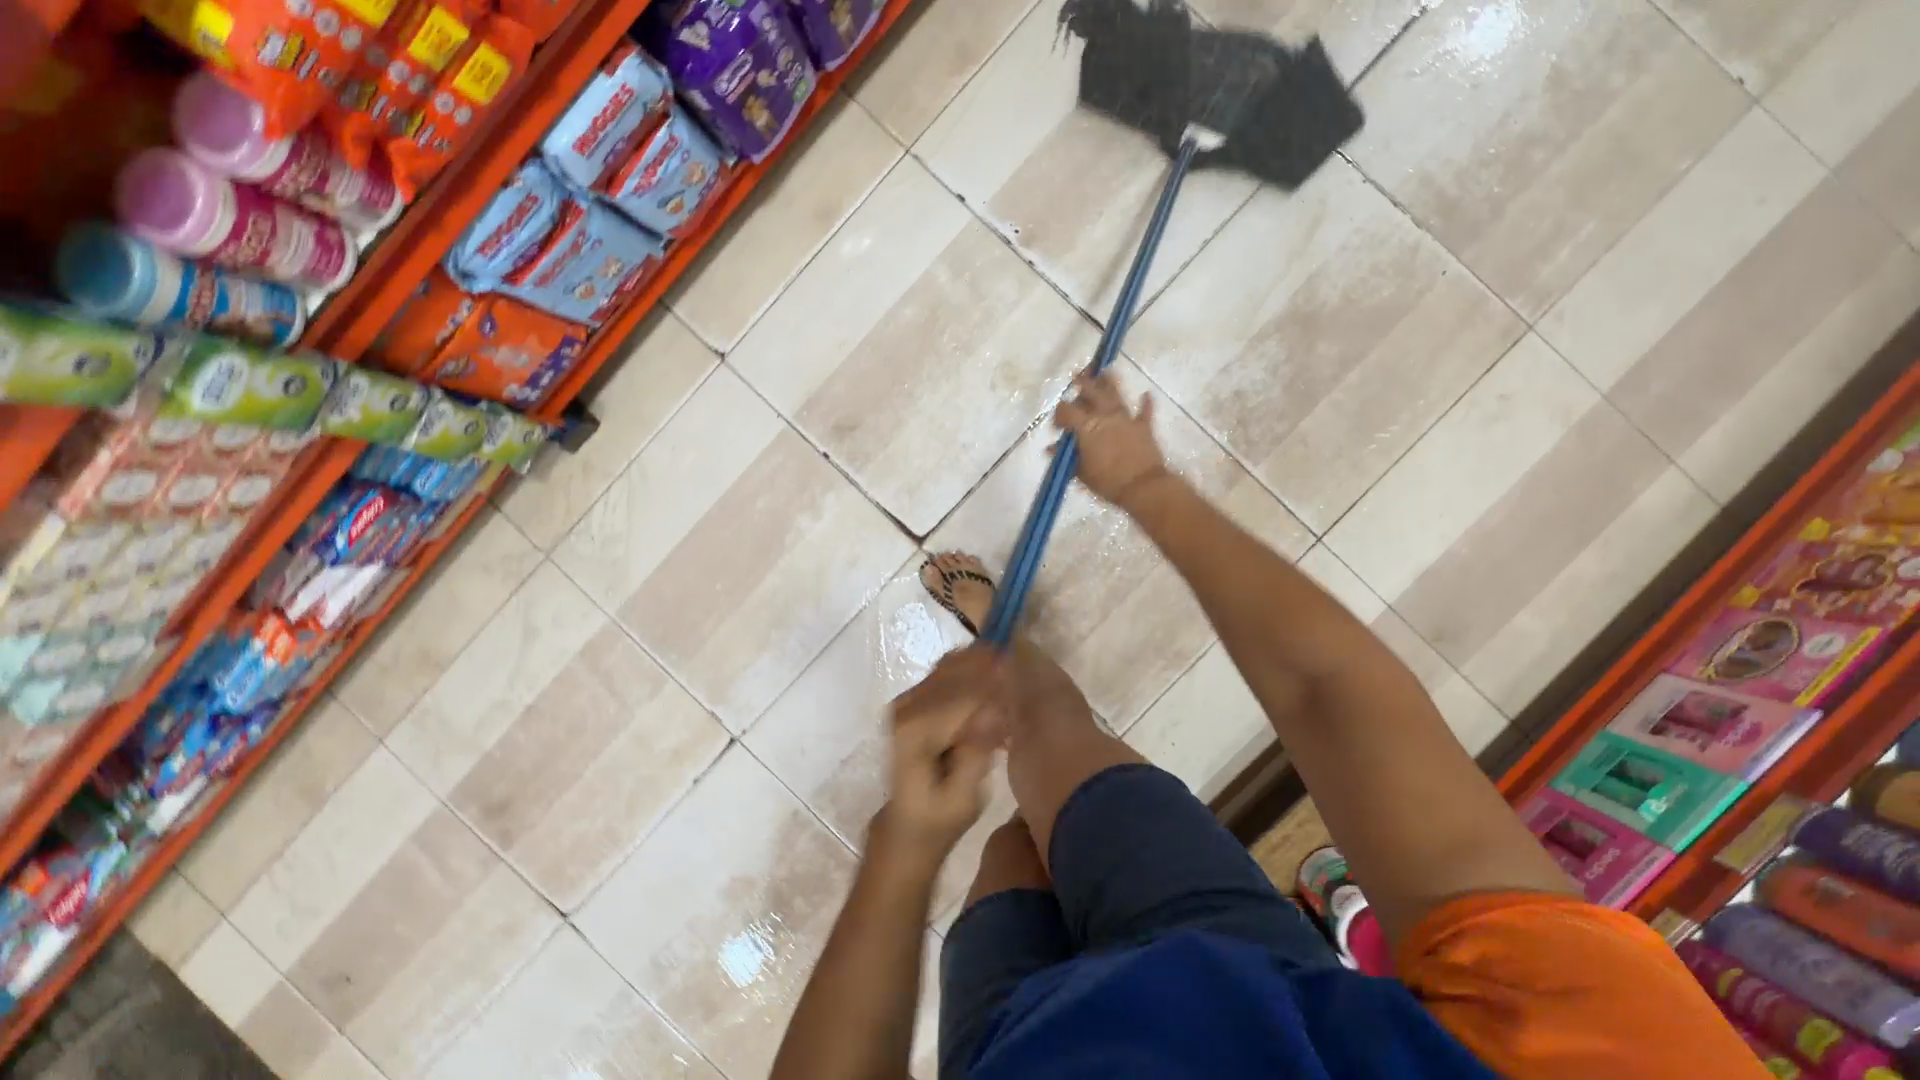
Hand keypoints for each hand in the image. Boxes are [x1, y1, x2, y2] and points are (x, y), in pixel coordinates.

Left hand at [875, 648, 1007, 872]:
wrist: (905, 826)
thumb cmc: (939, 820)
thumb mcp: (964, 798)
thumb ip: (976, 752)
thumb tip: (994, 710)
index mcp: (916, 732)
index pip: (965, 695)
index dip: (998, 685)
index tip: (1025, 682)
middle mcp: (906, 708)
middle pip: (957, 671)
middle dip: (992, 668)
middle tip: (1024, 672)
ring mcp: (905, 701)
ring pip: (951, 665)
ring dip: (983, 667)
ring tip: (1012, 676)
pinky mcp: (911, 700)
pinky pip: (945, 672)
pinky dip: (971, 672)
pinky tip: (993, 685)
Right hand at [1053, 373, 1172, 510]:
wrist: (1142, 487)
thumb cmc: (1107, 482)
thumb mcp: (1080, 472)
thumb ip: (1067, 456)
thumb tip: (1051, 449)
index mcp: (1086, 426)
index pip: (1067, 411)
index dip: (1059, 414)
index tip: (1058, 424)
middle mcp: (1105, 416)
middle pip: (1091, 394)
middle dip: (1082, 383)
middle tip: (1077, 376)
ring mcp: (1126, 419)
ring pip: (1116, 395)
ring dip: (1110, 382)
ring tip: (1106, 370)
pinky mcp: (1143, 427)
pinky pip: (1145, 412)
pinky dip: (1146, 403)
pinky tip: (1147, 394)